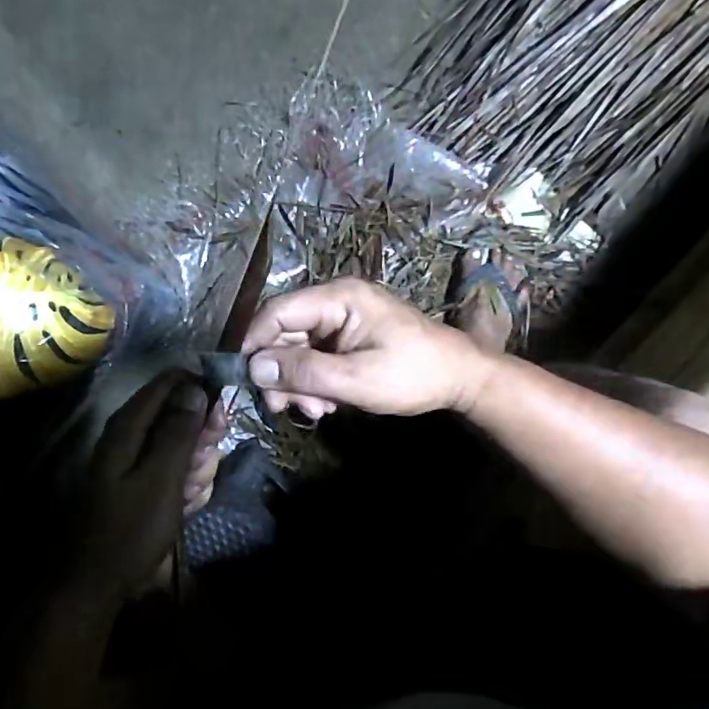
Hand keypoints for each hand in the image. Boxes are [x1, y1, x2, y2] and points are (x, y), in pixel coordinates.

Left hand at [72, 371, 212, 597]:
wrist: (99, 583)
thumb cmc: (131, 529)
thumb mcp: (161, 478)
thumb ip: (179, 431)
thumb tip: (196, 388)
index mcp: (129, 426)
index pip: (170, 383)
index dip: (200, 390)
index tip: (221, 413)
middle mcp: (131, 436)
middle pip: (181, 414)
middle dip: (201, 438)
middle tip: (204, 464)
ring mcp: (138, 461)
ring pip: (185, 445)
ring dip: (196, 467)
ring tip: (190, 495)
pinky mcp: (146, 484)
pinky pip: (179, 471)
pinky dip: (187, 486)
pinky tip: (186, 506)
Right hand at [240, 277, 493, 417]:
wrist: (461, 379)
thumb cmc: (412, 375)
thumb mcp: (355, 379)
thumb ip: (303, 372)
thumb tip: (253, 368)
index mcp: (338, 298)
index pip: (277, 311)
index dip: (255, 343)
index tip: (248, 380)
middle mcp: (336, 301)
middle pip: (285, 332)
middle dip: (282, 372)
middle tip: (286, 409)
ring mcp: (344, 319)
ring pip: (298, 348)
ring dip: (300, 382)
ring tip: (317, 411)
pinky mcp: (350, 337)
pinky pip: (317, 355)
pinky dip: (316, 381)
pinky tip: (328, 404)